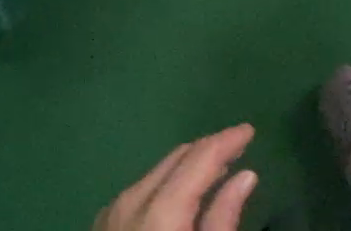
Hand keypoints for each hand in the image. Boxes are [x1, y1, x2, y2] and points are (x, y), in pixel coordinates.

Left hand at [94, 125, 259, 230]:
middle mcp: (132, 201)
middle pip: (176, 158)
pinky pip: (140, 189)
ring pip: (156, 171)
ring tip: (214, 169)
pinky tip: (177, 195)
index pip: (199, 157)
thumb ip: (223, 220)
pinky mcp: (100, 226)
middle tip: (237, 148)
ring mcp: (110, 214)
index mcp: (160, 210)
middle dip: (208, 149)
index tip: (250, 131)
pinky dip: (165, 182)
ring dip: (187, 165)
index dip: (226, 140)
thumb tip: (245, 176)